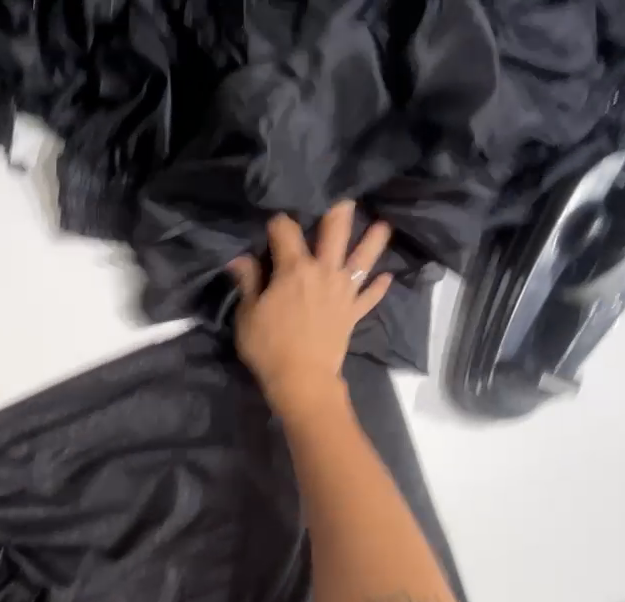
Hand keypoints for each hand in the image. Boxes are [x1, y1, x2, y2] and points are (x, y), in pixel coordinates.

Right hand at [228, 201, 393, 418]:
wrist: (300, 377)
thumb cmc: (267, 345)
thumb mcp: (247, 314)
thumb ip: (248, 283)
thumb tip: (240, 259)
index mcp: (293, 269)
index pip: (285, 233)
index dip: (277, 224)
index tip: (273, 223)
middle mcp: (324, 271)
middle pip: (335, 233)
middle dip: (337, 214)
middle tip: (342, 201)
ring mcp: (344, 290)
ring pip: (364, 258)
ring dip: (373, 240)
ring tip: (381, 226)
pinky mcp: (354, 311)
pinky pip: (371, 295)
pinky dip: (378, 286)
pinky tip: (384, 277)